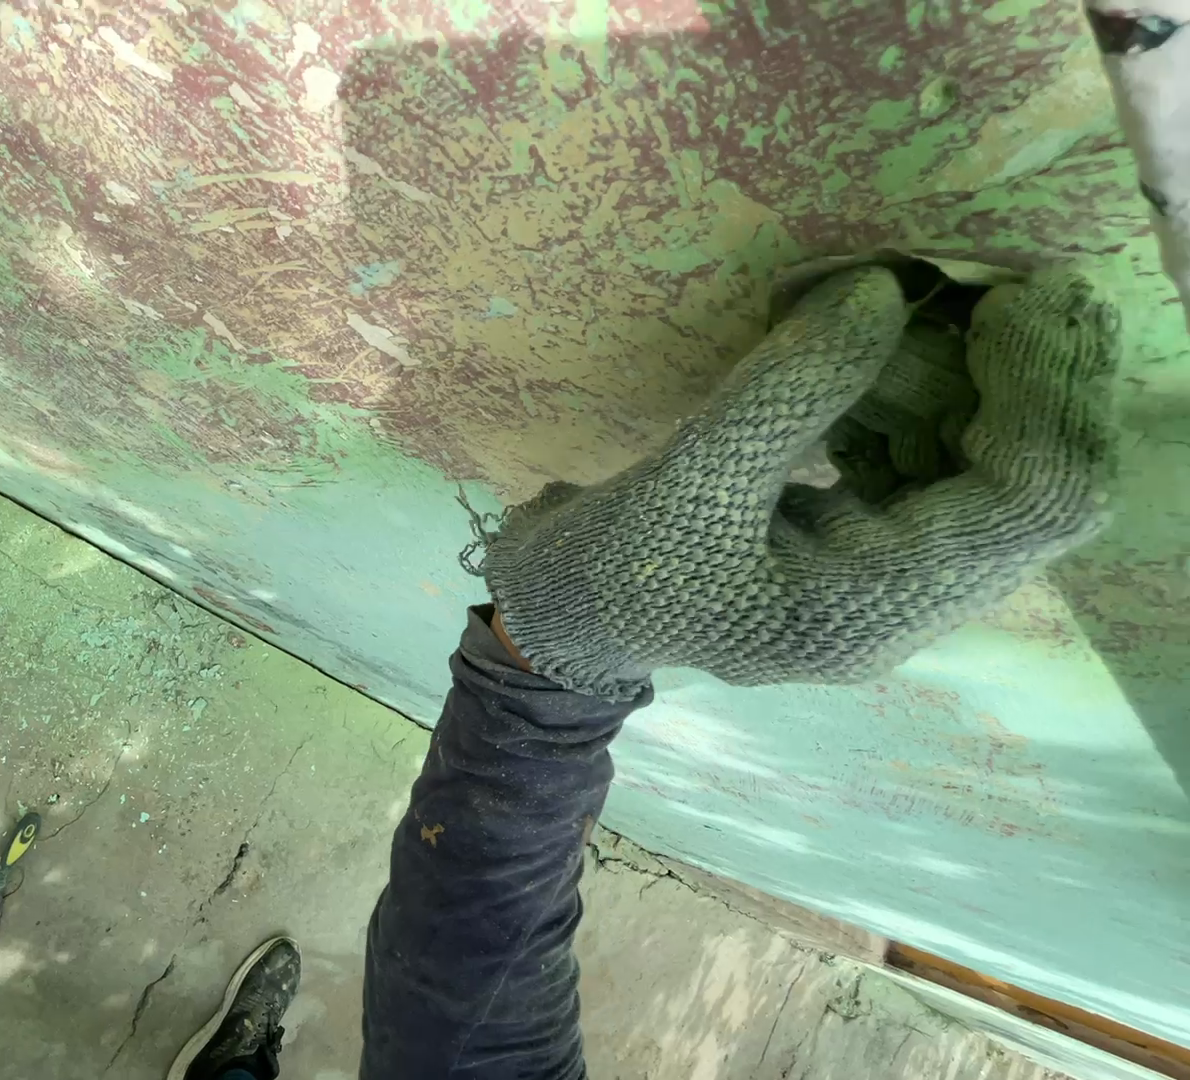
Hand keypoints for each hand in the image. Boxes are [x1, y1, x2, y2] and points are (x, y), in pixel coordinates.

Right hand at [483, 265, 1119, 698]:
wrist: (558, 602)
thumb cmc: (605, 566)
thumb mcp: (681, 480)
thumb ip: (783, 392)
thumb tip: (881, 288)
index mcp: (863, 615)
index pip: (1031, 505)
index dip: (1046, 390)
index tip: (1012, 290)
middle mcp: (892, 604)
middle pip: (1014, 480)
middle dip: (986, 376)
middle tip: (924, 291)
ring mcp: (868, 574)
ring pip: (967, 467)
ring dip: (937, 383)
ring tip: (864, 329)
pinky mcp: (840, 544)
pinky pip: (911, 464)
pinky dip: (893, 404)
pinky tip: (847, 370)